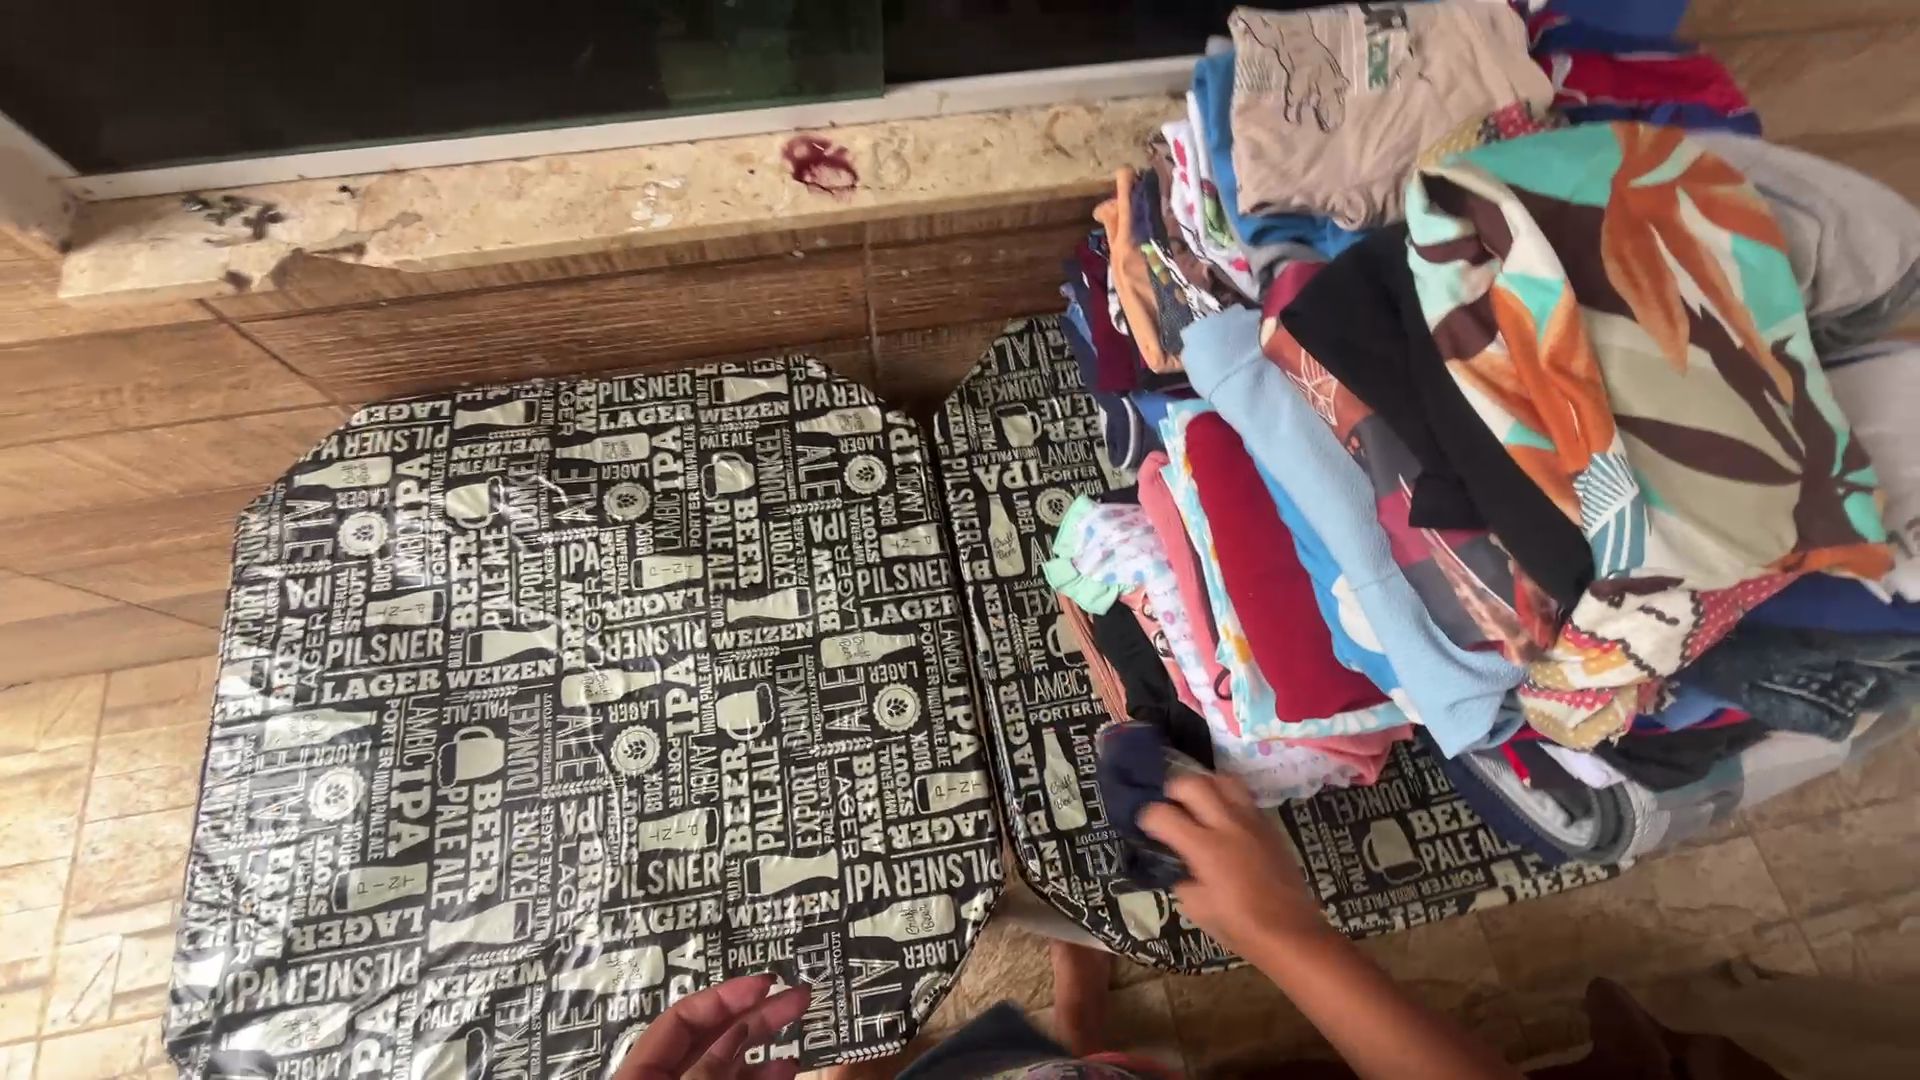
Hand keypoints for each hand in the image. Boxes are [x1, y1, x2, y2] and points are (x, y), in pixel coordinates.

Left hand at [611, 974, 810, 1079]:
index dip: (725, 996)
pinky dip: (762, 1077)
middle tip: (799, 994)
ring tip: (798, 1027)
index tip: (766, 981)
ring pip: (729, 1065)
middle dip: (757, 1014)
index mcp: (641, 1073)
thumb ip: (706, 1069)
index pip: (682, 1019)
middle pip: (713, 1036)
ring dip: (765, 1045)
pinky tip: (787, 1068)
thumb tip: (740, 1027)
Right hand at [1138, 772, 1325, 954]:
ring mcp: (1251, 822)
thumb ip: (1181, 876)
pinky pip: (1244, 797)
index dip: (1147, 816)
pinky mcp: (1269, 826)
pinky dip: (1227, 799)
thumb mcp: (1195, 907)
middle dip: (1172, 789)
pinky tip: (1224, 818)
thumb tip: (1179, 862)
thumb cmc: (1240, 927)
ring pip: (1222, 780)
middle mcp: (1227, 825)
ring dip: (1204, 785)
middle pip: (1192, 783)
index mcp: (1205, 848)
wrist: (1292, 934)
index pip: (1163, 814)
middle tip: (1169, 804)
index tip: (1146, 825)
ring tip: (1198, 802)